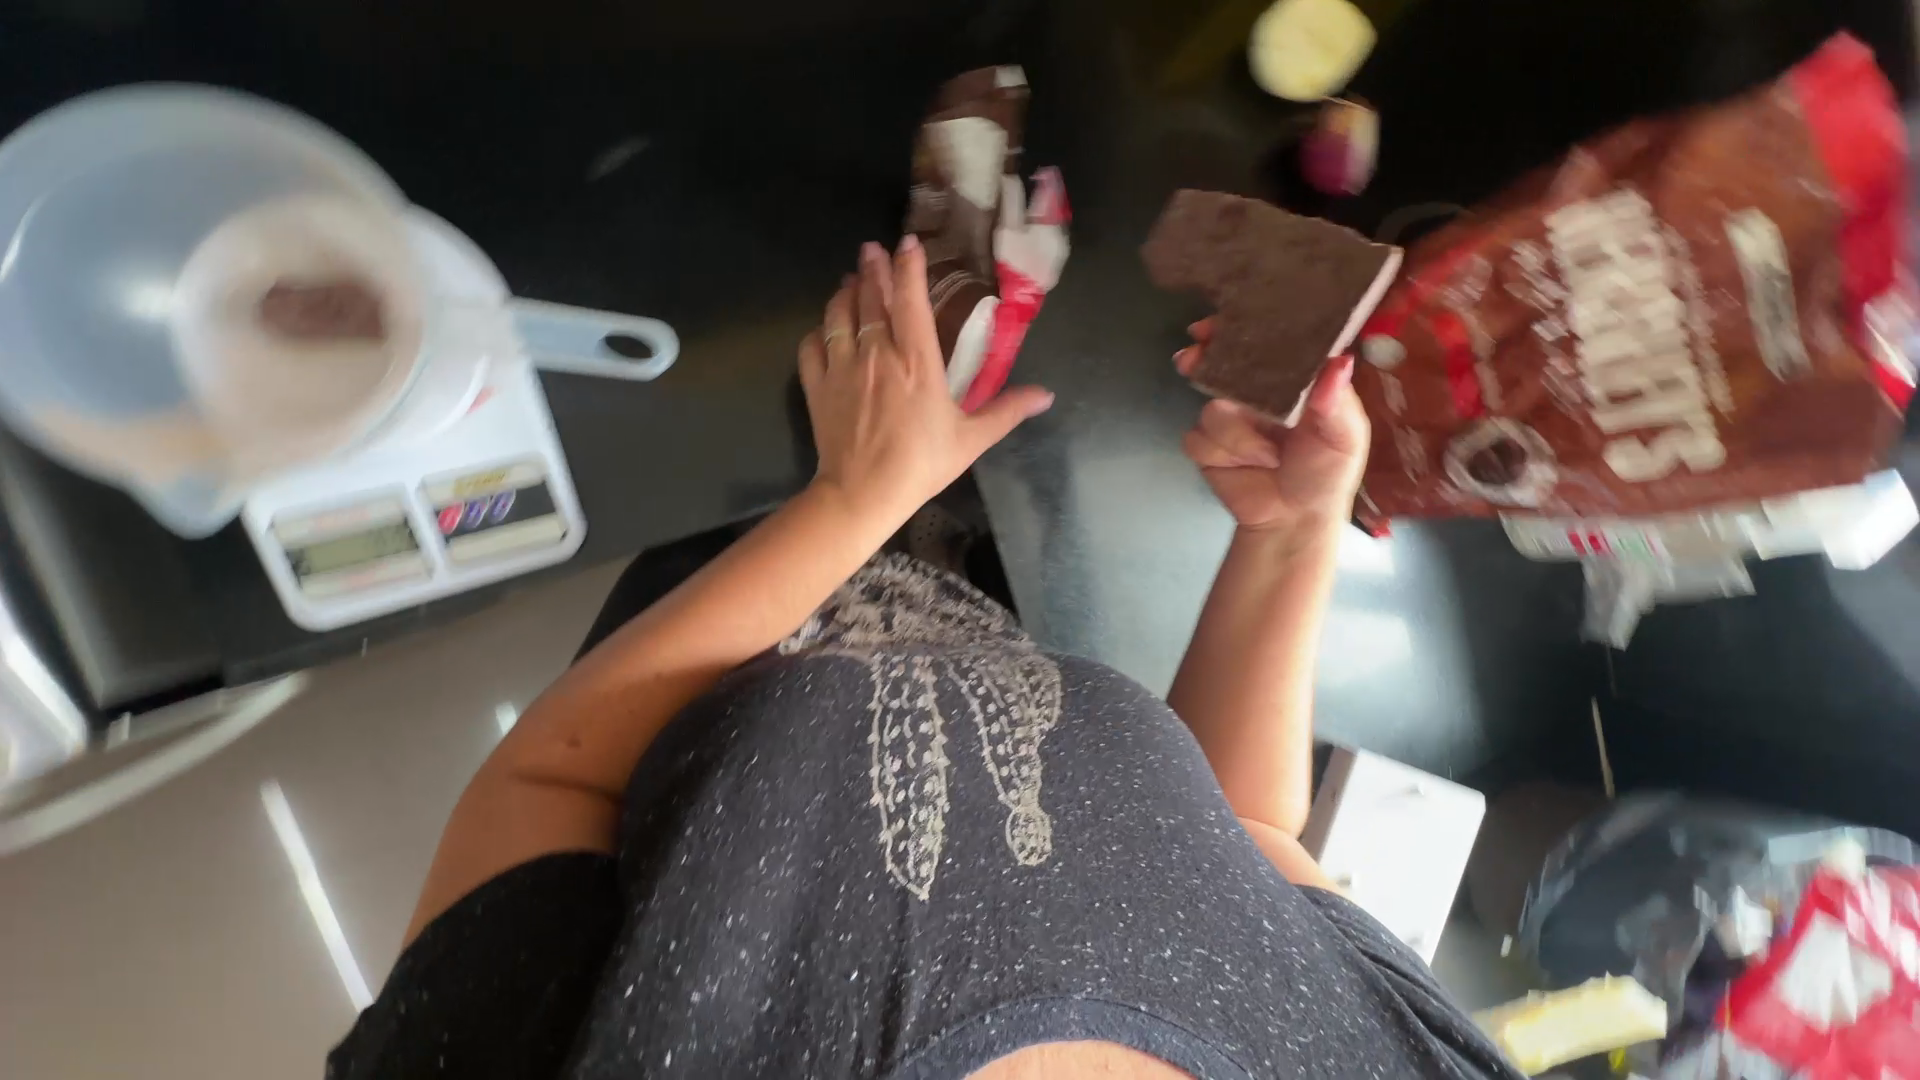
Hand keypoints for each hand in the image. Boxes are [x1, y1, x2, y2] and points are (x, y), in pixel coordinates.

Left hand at [799, 238, 1053, 526]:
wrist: (863, 493)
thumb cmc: (921, 465)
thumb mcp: (972, 439)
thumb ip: (1007, 410)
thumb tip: (1046, 395)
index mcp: (917, 359)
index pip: (911, 298)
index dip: (909, 266)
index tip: (908, 244)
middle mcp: (876, 352)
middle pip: (871, 297)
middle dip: (872, 268)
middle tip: (871, 250)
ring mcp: (841, 366)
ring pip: (838, 314)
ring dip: (844, 293)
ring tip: (850, 281)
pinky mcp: (817, 386)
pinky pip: (812, 346)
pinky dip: (817, 331)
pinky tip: (824, 329)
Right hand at [1175, 318, 1369, 532]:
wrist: (1292, 520)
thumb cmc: (1326, 474)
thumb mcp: (1345, 436)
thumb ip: (1336, 400)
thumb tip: (1338, 362)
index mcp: (1289, 381)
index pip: (1263, 343)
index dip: (1241, 326)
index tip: (1219, 321)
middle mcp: (1254, 393)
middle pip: (1221, 363)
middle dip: (1205, 359)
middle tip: (1193, 357)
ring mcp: (1227, 418)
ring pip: (1211, 409)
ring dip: (1236, 436)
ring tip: (1265, 457)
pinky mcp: (1206, 446)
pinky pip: (1197, 437)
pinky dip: (1219, 453)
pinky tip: (1238, 465)